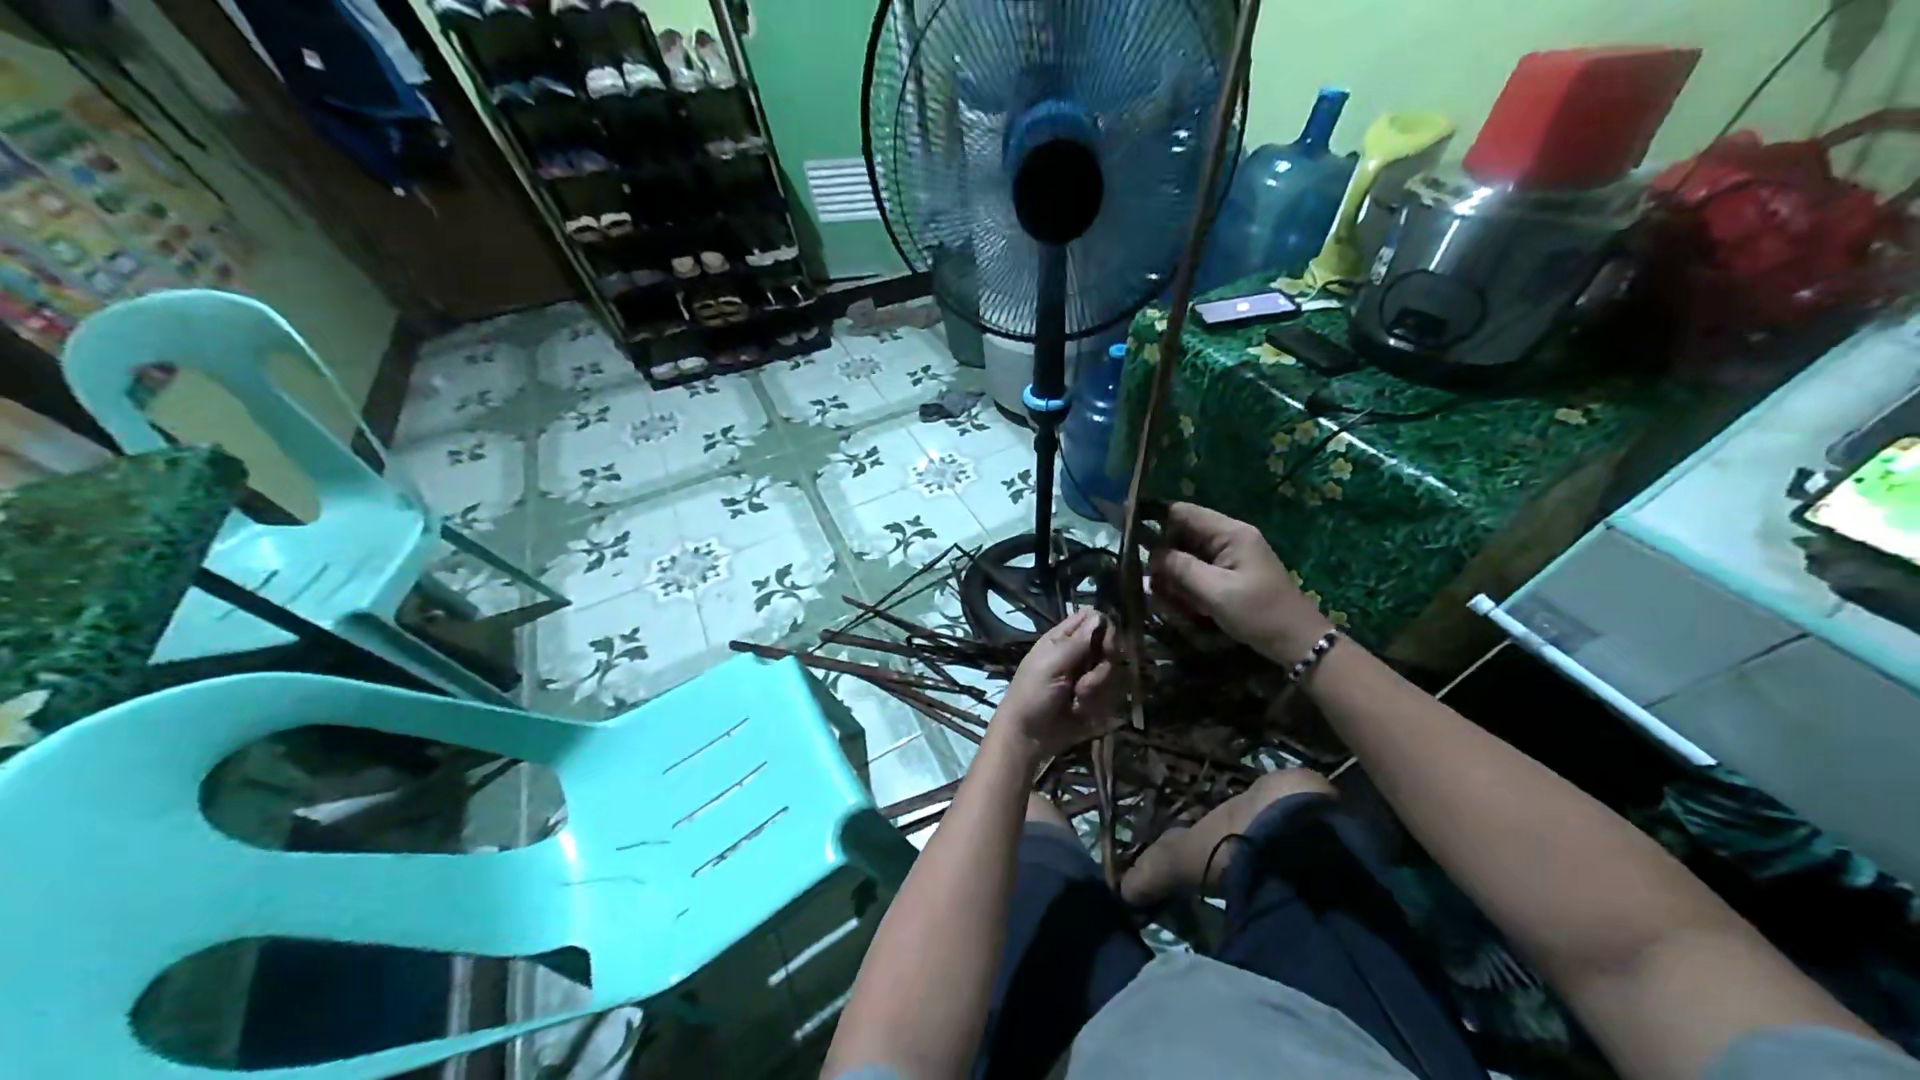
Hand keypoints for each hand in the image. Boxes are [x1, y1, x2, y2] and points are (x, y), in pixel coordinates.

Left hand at [993, 608, 1119, 760]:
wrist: (1029, 736)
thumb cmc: (1032, 694)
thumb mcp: (1051, 664)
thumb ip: (1077, 642)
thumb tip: (1099, 615)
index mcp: (1062, 639)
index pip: (1091, 619)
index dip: (1104, 628)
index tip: (1106, 644)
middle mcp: (1078, 654)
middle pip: (1109, 646)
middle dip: (1103, 665)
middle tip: (1086, 682)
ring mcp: (1088, 676)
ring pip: (1112, 672)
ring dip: (1096, 688)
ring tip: (1076, 700)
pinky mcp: (1095, 699)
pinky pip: (1110, 694)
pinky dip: (1096, 704)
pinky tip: (1080, 710)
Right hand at [1147, 502, 1330, 662]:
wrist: (1298, 642)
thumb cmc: (1259, 614)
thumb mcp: (1215, 591)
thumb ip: (1181, 568)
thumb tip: (1151, 554)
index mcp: (1230, 532)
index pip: (1182, 512)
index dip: (1154, 520)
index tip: (1128, 536)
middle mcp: (1228, 537)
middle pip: (1181, 534)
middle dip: (1162, 557)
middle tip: (1150, 582)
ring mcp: (1229, 556)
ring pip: (1185, 555)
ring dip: (1172, 575)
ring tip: (1166, 599)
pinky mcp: (1228, 574)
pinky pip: (1196, 571)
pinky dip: (1185, 585)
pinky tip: (1181, 605)